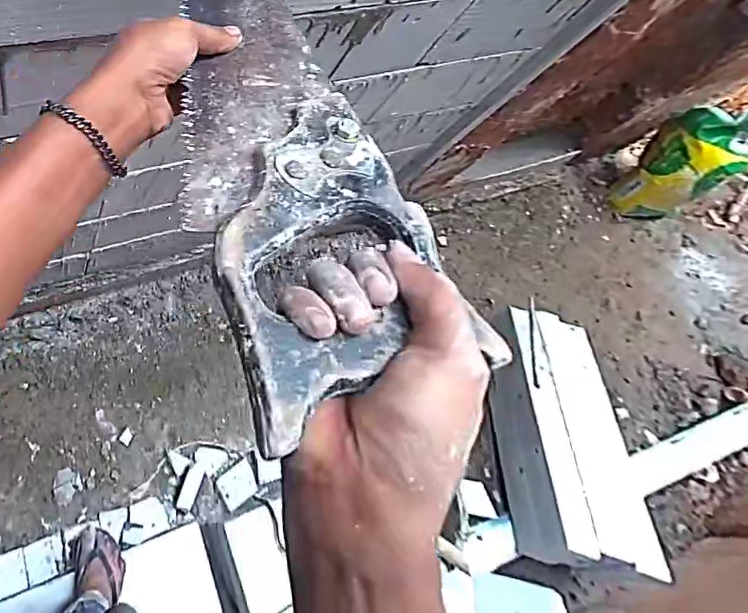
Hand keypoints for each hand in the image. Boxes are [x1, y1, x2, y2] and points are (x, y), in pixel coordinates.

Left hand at [65, 18, 240, 153]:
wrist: (129, 101)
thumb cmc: (144, 59)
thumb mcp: (183, 31)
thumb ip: (210, 32)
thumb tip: (233, 34)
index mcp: (151, 32)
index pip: (185, 29)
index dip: (207, 31)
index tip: (229, 36)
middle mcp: (153, 57)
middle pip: (193, 54)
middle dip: (210, 55)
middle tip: (229, 55)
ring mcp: (160, 82)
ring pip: (197, 78)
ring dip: (208, 78)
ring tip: (224, 74)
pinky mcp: (168, 106)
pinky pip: (195, 99)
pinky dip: (204, 98)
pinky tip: (216, 93)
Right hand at [284, 243, 489, 609]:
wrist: (360, 494)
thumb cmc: (416, 447)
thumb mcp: (457, 365)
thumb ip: (438, 296)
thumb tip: (404, 253)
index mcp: (419, 332)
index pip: (400, 268)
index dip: (396, 267)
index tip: (394, 288)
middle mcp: (375, 329)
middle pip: (358, 263)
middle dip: (364, 282)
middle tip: (370, 318)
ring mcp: (333, 335)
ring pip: (323, 274)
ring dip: (334, 297)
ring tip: (344, 333)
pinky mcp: (294, 345)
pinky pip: (290, 298)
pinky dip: (302, 309)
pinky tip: (317, 335)